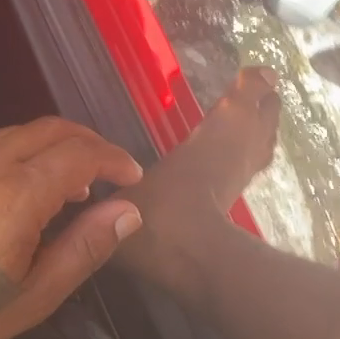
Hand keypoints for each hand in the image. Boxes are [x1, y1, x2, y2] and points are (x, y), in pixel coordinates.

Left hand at [0, 117, 144, 338]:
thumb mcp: (36, 294)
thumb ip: (85, 245)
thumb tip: (129, 211)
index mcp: (16, 194)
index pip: (78, 154)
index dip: (112, 159)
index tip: (134, 177)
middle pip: (49, 129)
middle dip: (87, 142)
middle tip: (111, 172)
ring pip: (17, 132)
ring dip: (53, 145)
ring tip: (73, 185)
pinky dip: (20, 151)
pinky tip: (25, 186)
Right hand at [116, 69, 281, 299]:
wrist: (192, 266)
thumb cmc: (157, 217)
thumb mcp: (118, 195)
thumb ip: (99, 183)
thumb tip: (70, 180)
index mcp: (207, 144)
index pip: (236, 110)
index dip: (250, 90)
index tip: (262, 72)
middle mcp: (231, 158)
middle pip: (257, 127)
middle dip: (264, 107)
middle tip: (269, 90)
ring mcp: (239, 185)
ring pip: (260, 149)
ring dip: (265, 130)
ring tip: (266, 116)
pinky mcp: (239, 208)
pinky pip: (252, 169)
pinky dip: (256, 155)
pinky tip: (249, 160)